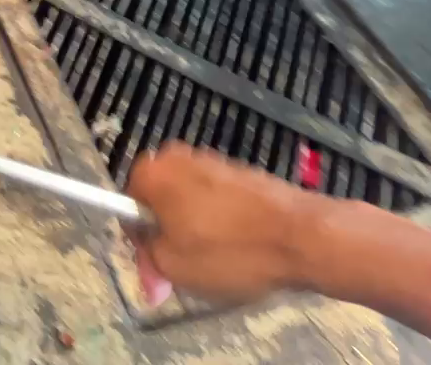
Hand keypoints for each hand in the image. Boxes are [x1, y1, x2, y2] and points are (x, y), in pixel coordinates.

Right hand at [126, 143, 329, 305]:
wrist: (303, 236)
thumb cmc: (229, 249)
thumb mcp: (175, 267)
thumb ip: (149, 262)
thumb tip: (149, 269)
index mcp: (150, 171)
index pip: (127, 208)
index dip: (142, 245)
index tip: (160, 274)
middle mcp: (173, 157)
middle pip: (159, 202)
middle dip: (169, 237)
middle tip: (188, 273)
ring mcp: (209, 161)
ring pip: (189, 203)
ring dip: (196, 231)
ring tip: (220, 264)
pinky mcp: (239, 172)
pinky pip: (217, 200)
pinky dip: (222, 223)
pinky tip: (241, 249)